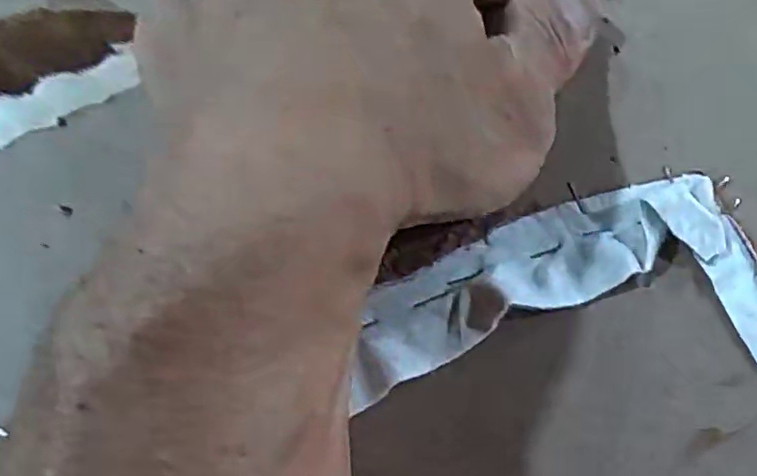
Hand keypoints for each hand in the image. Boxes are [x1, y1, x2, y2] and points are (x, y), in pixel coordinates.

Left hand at [136, 0, 600, 227]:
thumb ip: (547, 43)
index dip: (493, 22)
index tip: (493, 56)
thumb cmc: (424, 135)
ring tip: (360, 98)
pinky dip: (269, 50)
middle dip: (417, 31)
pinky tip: (294, 101)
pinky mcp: (182, 15)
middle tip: (428, 82)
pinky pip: (236, 25)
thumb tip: (574, 8)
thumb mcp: (520, 104)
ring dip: (341, 39)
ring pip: (318, 16)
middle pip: (393, 7)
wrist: (284, 177)